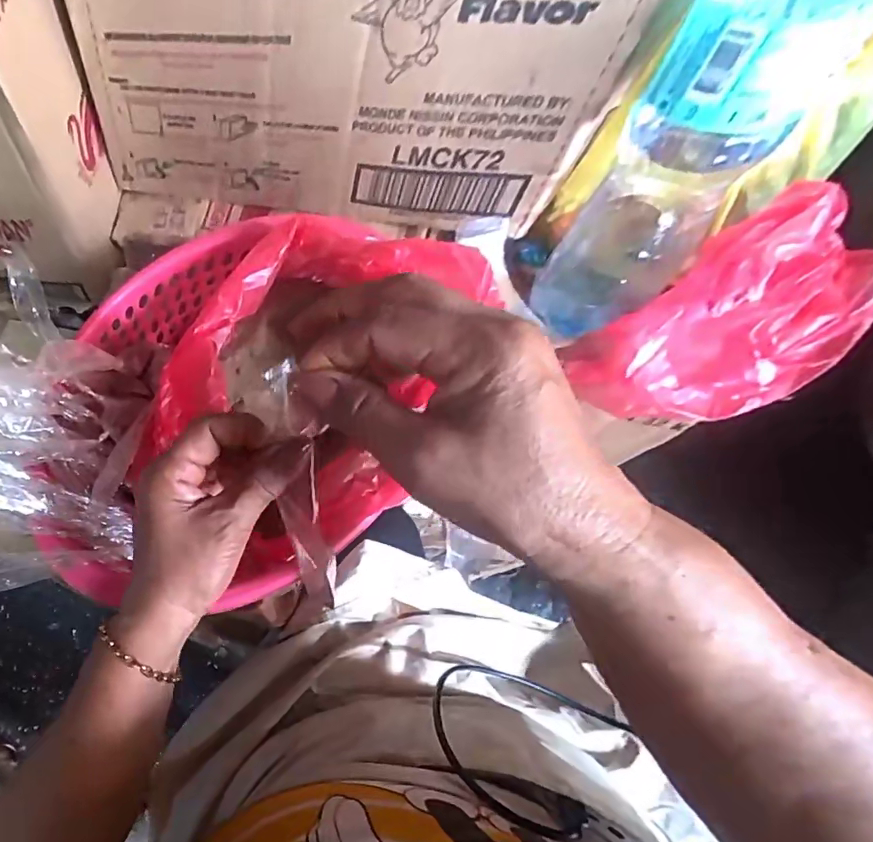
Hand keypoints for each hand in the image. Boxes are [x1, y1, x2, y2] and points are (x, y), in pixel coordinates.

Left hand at [125, 413, 304, 628]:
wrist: (164, 610)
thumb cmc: (192, 568)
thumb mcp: (231, 523)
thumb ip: (263, 482)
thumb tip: (299, 449)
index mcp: (169, 469)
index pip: (208, 427)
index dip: (245, 428)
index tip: (278, 443)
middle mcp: (168, 471)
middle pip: (212, 440)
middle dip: (250, 445)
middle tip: (286, 456)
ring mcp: (176, 489)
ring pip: (216, 460)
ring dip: (248, 463)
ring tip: (281, 469)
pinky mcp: (186, 505)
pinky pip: (215, 481)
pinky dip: (239, 480)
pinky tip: (264, 486)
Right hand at [286, 274, 651, 579]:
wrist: (573, 519)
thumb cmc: (497, 492)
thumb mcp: (417, 456)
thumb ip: (359, 410)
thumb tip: (305, 383)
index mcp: (478, 344)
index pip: (384, 322)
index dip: (332, 345)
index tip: (299, 378)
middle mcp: (495, 322)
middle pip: (405, 293)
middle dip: (345, 310)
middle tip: (299, 333)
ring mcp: (505, 335)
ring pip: (423, 304)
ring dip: (370, 319)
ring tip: (328, 345)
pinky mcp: (505, 355)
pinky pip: (441, 328)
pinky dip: (398, 338)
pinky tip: (376, 363)